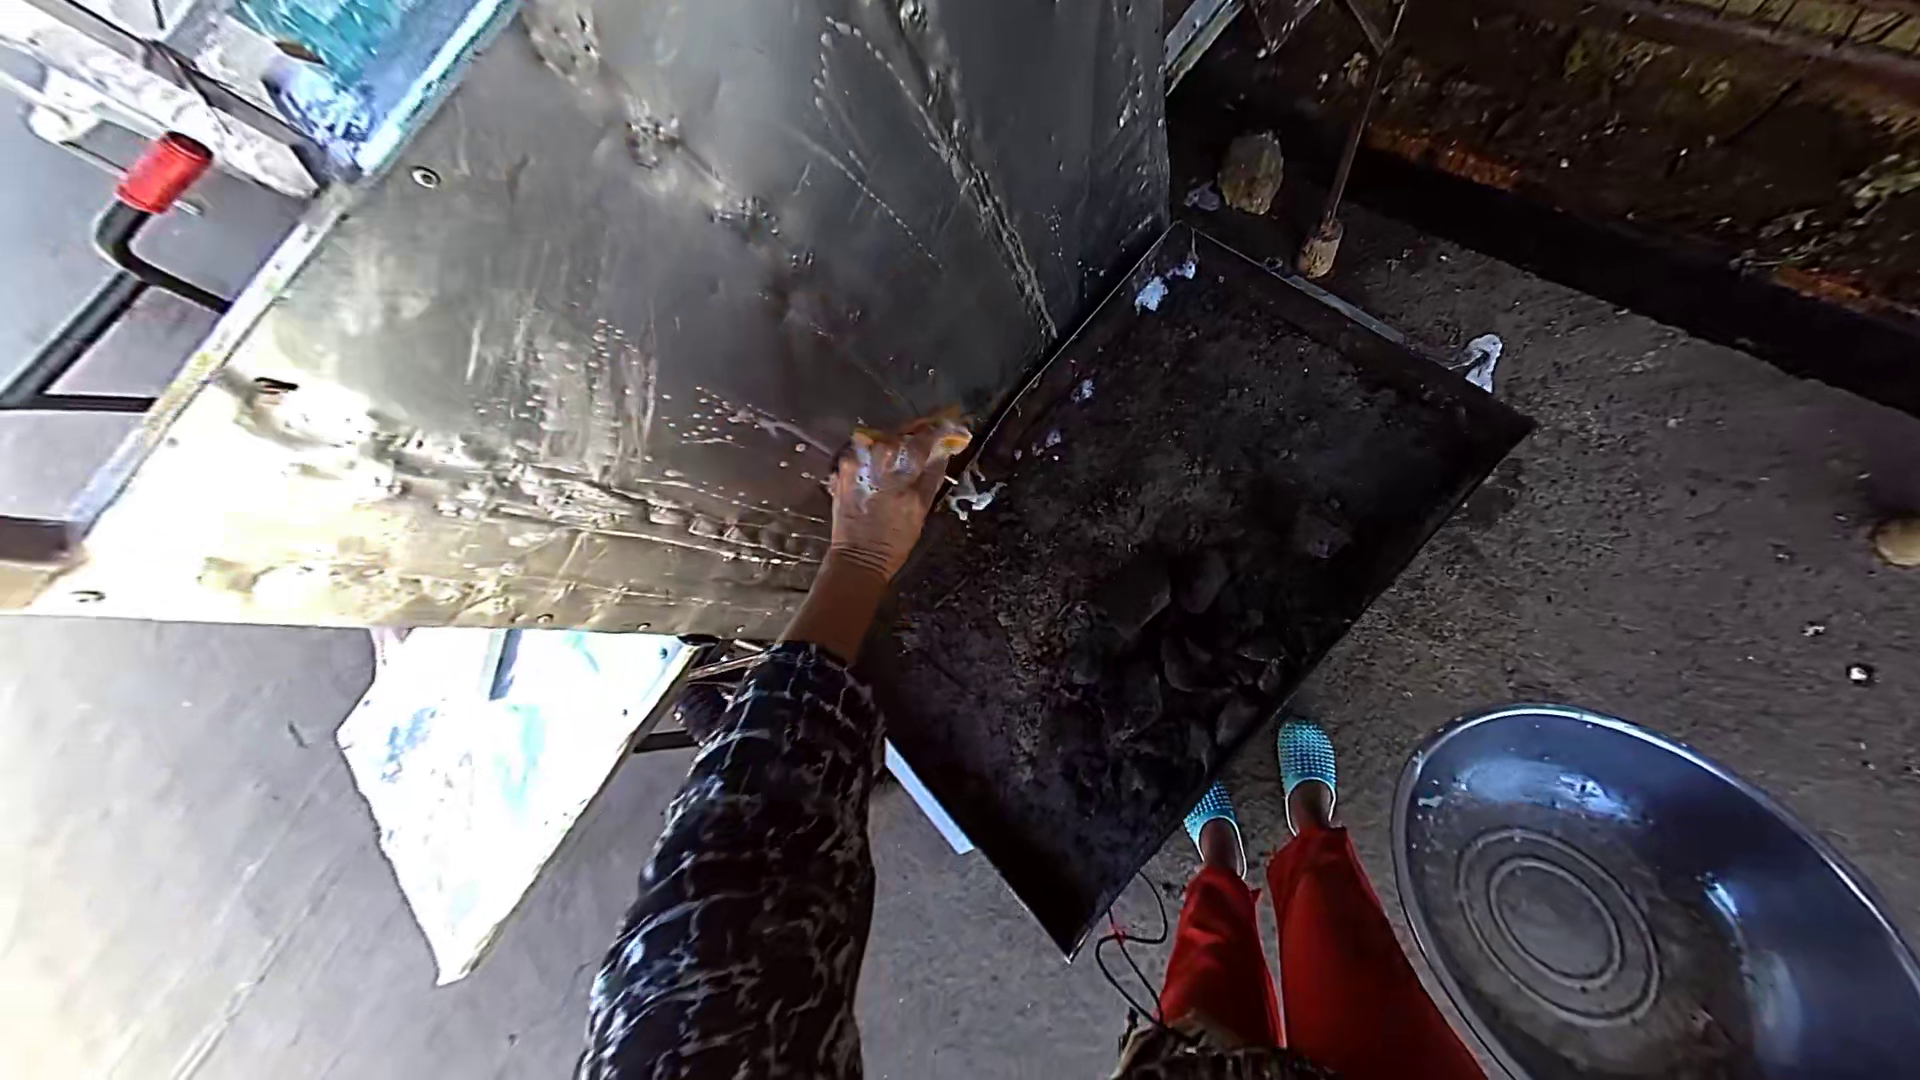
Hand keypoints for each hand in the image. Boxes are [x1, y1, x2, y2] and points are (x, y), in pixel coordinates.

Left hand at [782, 414, 968, 661]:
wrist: (858, 558)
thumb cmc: (894, 539)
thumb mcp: (921, 507)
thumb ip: (933, 473)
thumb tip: (945, 449)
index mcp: (896, 466)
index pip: (922, 437)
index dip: (940, 428)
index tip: (953, 421)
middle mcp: (872, 457)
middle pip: (900, 432)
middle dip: (920, 430)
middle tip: (936, 431)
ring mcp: (854, 461)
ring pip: (882, 438)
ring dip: (900, 439)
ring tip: (914, 446)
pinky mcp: (842, 469)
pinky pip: (866, 451)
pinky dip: (880, 452)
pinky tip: (890, 460)